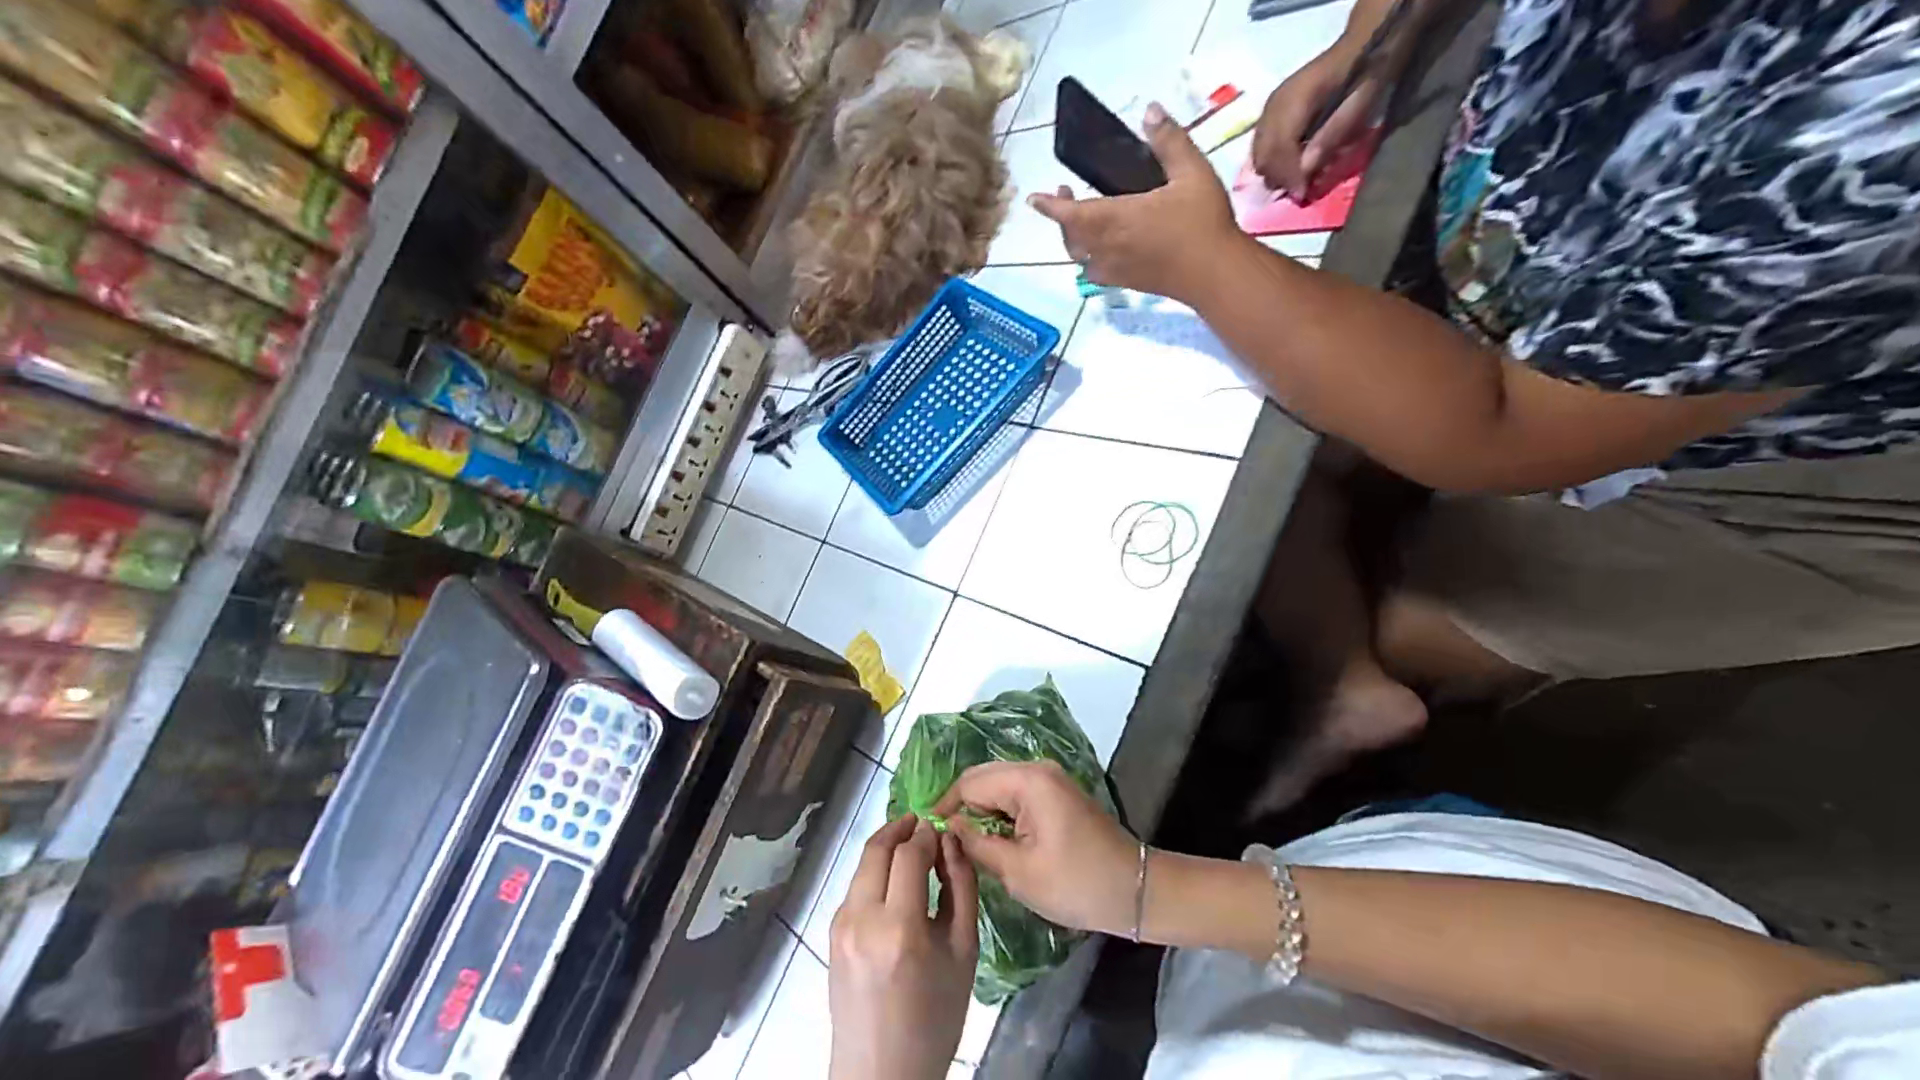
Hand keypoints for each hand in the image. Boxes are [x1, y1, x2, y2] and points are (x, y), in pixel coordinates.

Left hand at [828, 816, 978, 1079]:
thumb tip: (950, 842)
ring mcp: (840, 927)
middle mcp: (861, 920)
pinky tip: (894, 882)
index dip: (925, 833)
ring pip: (862, 866)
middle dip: (899, 828)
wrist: (883, 1074)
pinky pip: (855, 888)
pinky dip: (874, 873)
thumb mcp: (963, 953)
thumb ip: (961, 889)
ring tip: (911, 848)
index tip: (939, 827)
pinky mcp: (831, 935)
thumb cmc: (935, 1018)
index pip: (908, 855)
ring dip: (885, 848)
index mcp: (899, 929)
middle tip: (920, 822)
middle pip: (876, 850)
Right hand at [935, 761, 1137, 937]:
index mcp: (1027, 781)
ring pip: (997, 787)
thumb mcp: (1018, 872)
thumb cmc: (1076, 883)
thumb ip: (976, 844)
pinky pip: (1015, 796)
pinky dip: (999, 815)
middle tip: (944, 844)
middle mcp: (1036, 769)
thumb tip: (947, 827)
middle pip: (982, 779)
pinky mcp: (1055, 793)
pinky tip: (993, 841)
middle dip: (960, 808)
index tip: (928, 837)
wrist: (1136, 891)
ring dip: (979, 812)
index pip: (969, 784)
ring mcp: (1048, 779)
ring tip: (965, 847)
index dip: (945, 808)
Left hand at [1028, 102, 1242, 303]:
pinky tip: (1102, 249)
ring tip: (1083, 221)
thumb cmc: (1202, 222)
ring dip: (1074, 239)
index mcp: (1114, 219)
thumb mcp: (1192, 173)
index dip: (1050, 206)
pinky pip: (1095, 272)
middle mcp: (1106, 247)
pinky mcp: (1126, 283)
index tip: (1034, 199)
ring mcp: (1114, 269)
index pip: (1070, 213)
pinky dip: (1089, 259)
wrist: (1215, 274)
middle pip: (1070, 236)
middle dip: (1062, 217)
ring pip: (1079, 257)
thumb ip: (1169, 141)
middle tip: (1066, 196)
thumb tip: (1149, 111)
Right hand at [1251, 40, 1388, 200]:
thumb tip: (1303, 173)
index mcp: (1294, 100)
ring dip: (1274, 172)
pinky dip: (1272, 162)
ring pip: (1258, 156)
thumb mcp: (1358, 105)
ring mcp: (1268, 110)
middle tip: (1300, 190)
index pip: (1279, 150)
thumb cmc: (1366, 73)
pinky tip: (1290, 166)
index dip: (1289, 176)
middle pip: (1263, 157)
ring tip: (1295, 180)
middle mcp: (1273, 106)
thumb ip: (1329, 138)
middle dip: (1280, 178)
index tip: (1302, 195)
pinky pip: (1260, 148)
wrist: (1360, 46)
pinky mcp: (1269, 115)